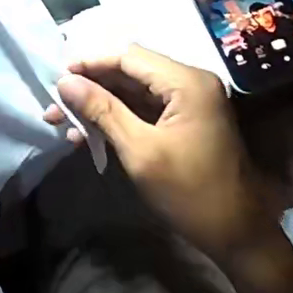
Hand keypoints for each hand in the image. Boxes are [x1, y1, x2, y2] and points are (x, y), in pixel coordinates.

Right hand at [45, 45, 288, 277]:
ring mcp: (189, 103)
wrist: (237, 236)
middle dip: (91, 87)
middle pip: (130, 72)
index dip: (91, 64)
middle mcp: (190, 83)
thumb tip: (65, 82)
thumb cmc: (190, 193)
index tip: (57, 77)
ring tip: (62, 122)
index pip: (129, 57)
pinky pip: (143, 110)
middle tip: (55, 104)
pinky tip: (86, 134)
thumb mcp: (140, 151)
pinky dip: (116, 119)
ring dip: (99, 105)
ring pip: (133, 92)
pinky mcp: (184, 122)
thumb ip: (102, 111)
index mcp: (187, 82)